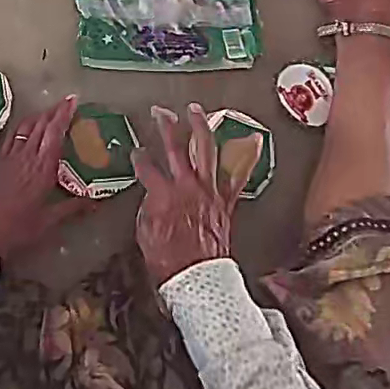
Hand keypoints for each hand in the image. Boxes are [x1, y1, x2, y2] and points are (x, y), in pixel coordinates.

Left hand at [0, 95, 93, 262]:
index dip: (64, 115)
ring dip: (39, 116)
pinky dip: (22, 127)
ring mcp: (11, 158)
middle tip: (67, 102)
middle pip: (41, 125)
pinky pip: (12, 137)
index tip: (73, 102)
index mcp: (43, 167)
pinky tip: (26, 127)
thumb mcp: (51, 220)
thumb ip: (74, 207)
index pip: (55, 132)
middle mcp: (27, 156)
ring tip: (50, 112)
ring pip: (26, 128)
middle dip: (55, 111)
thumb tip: (96, 201)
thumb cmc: (21, 227)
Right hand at [131, 103, 253, 286]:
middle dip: (165, 126)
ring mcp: (209, 190)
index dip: (139, 158)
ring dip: (199, 126)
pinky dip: (248, 156)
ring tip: (195, 110)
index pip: (147, 168)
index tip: (136, 151)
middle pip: (175, 147)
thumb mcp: (145, 233)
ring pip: (205, 149)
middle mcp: (187, 186)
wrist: (198, 278)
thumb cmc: (168, 260)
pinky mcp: (226, 199)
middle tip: (160, 112)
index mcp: (163, 194)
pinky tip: (253, 139)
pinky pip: (238, 174)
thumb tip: (152, 194)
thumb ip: (148, 207)